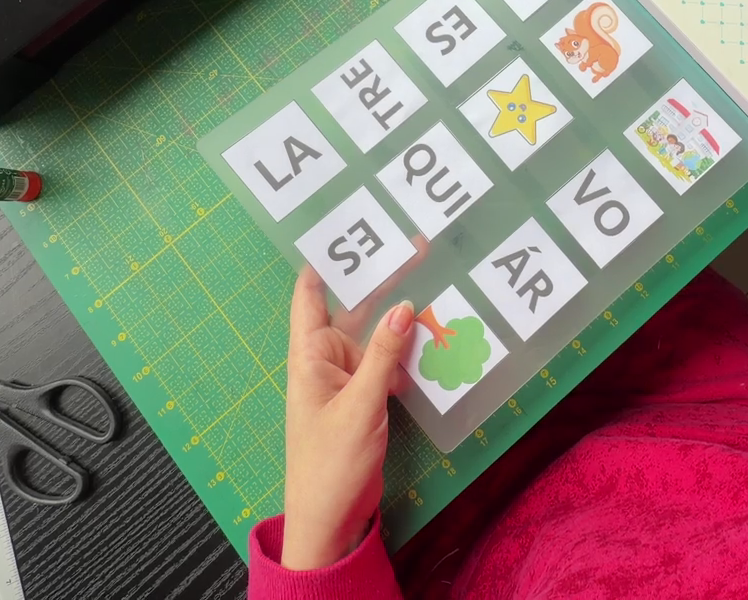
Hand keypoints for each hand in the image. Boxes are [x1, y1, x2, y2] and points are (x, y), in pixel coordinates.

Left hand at [281, 265, 414, 569]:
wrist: (332, 521)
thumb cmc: (331, 463)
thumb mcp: (360, 406)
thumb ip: (383, 355)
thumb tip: (405, 305)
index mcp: (310, 351)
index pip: (310, 291)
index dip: (326, 257)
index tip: (352, 225)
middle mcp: (328, 354)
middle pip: (356, 304)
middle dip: (384, 277)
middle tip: (419, 245)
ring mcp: (350, 374)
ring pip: (379, 331)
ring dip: (403, 312)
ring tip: (436, 278)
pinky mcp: (368, 393)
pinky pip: (389, 358)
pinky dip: (410, 347)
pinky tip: (436, 332)